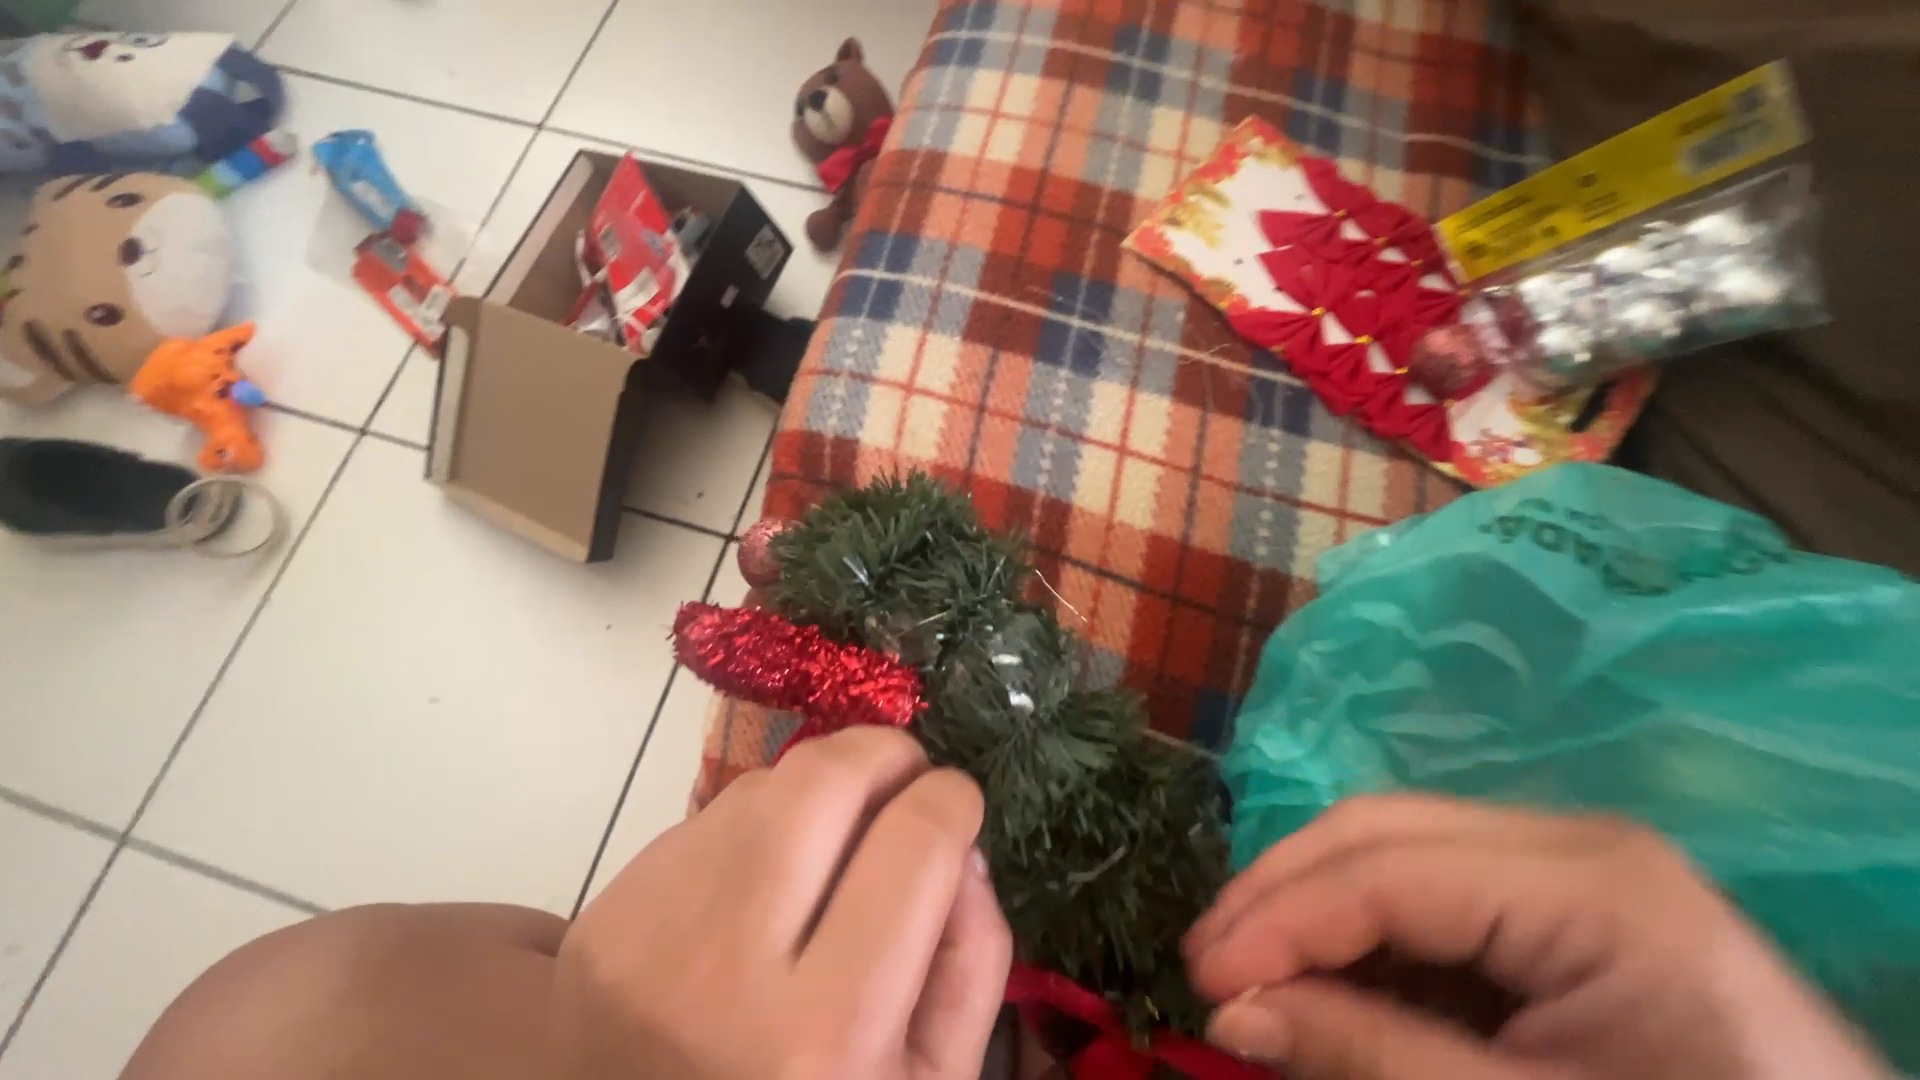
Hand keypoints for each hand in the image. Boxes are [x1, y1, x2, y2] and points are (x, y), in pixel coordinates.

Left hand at [553, 727, 1012, 1079]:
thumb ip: (972, 961)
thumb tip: (963, 848)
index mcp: (828, 1035)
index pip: (915, 845)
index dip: (954, 799)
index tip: (957, 802)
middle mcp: (728, 970)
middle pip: (825, 777)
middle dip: (886, 751)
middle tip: (905, 775)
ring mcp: (651, 932)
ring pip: (766, 782)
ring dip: (823, 784)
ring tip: (838, 830)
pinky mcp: (606, 912)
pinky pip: (710, 815)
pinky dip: (761, 819)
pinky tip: (767, 872)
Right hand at [1185, 795, 1890, 1079]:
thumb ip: (1372, 1056)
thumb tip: (1228, 1012)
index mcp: (1590, 883)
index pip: (1384, 871)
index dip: (1276, 920)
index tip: (1199, 979)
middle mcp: (1569, 839)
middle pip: (1376, 831)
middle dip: (1278, 892)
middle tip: (1206, 961)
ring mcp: (1564, 863)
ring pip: (1389, 848)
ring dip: (1309, 906)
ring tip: (1248, 968)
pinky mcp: (1556, 901)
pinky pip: (1426, 892)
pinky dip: (1360, 931)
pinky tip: (1323, 974)